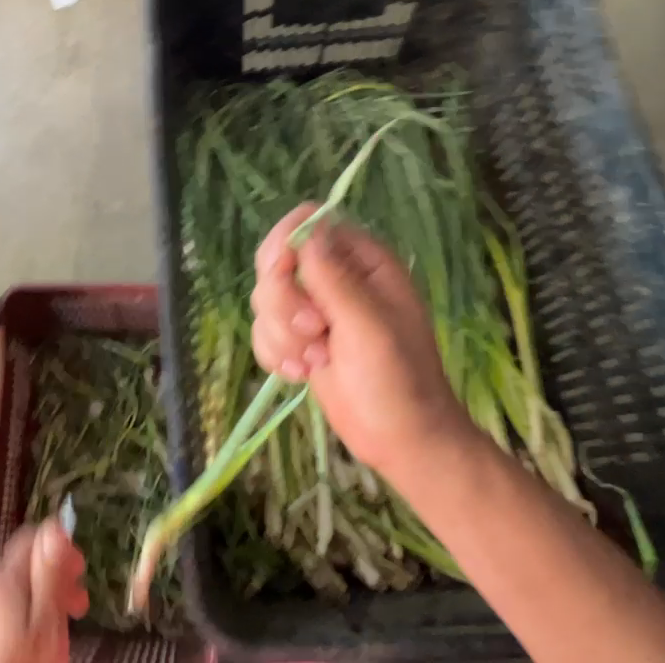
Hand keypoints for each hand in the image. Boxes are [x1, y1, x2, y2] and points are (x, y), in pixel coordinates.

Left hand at [0, 519, 87, 662]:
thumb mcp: (47, 626)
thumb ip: (49, 573)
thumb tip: (56, 524)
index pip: (31, 539)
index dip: (61, 549)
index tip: (80, 575)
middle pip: (18, 567)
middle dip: (50, 580)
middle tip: (77, 609)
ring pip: (3, 592)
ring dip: (31, 601)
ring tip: (50, 633)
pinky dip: (7, 619)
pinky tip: (19, 647)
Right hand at [251, 203, 470, 476]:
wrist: (401, 442)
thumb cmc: (398, 382)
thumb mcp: (369, 326)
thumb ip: (333, 277)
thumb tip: (304, 229)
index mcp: (363, 261)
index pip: (306, 222)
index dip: (284, 246)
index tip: (279, 276)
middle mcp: (335, 277)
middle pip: (275, 262)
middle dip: (282, 302)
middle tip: (315, 333)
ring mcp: (314, 309)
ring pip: (264, 299)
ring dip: (280, 334)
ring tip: (315, 361)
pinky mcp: (297, 340)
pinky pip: (262, 330)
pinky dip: (274, 354)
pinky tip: (301, 375)